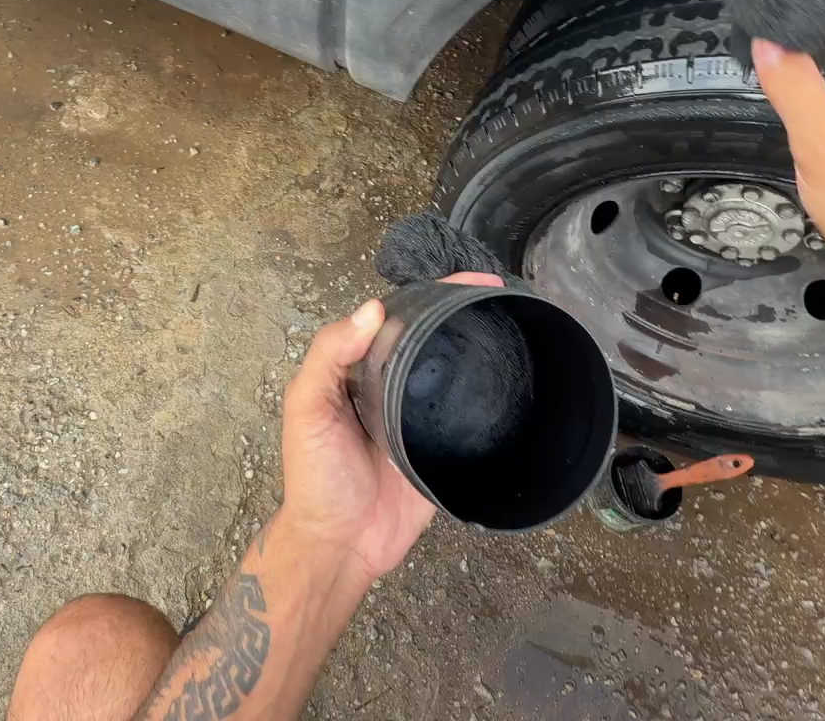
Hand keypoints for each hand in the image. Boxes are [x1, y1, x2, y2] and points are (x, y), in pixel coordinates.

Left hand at [277, 272, 503, 586]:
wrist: (341, 544)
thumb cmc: (316, 475)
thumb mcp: (306, 406)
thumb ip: (329, 355)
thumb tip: (372, 308)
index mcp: (360, 368)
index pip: (398, 317)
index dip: (430, 293)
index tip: (470, 279)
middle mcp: (392, 384)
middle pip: (431, 337)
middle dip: (462, 313)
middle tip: (503, 297)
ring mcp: (420, 415)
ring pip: (453, 371)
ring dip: (480, 348)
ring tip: (517, 326)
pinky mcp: (444, 447)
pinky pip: (470, 416)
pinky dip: (490, 396)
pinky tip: (516, 380)